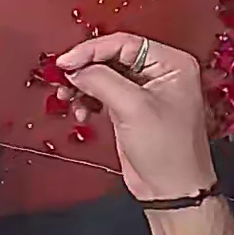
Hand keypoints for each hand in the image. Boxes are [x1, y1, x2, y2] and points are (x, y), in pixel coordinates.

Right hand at [57, 33, 216, 200]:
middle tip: (62, 80)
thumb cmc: (166, 149)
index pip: (124, 43)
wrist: (171, 191)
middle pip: (112, 57)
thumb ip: (101, 81)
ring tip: (67, 98)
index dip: (91, 50)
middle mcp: (160, 72)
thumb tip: (74, 68)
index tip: (66, 62)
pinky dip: (88, 99)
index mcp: (171, 63)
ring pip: (104, 75)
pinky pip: (103, 93)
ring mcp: (145, 90)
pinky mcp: (131, 108)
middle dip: (85, 69)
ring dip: (82, 85)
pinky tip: (81, 112)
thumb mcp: (133, 108)